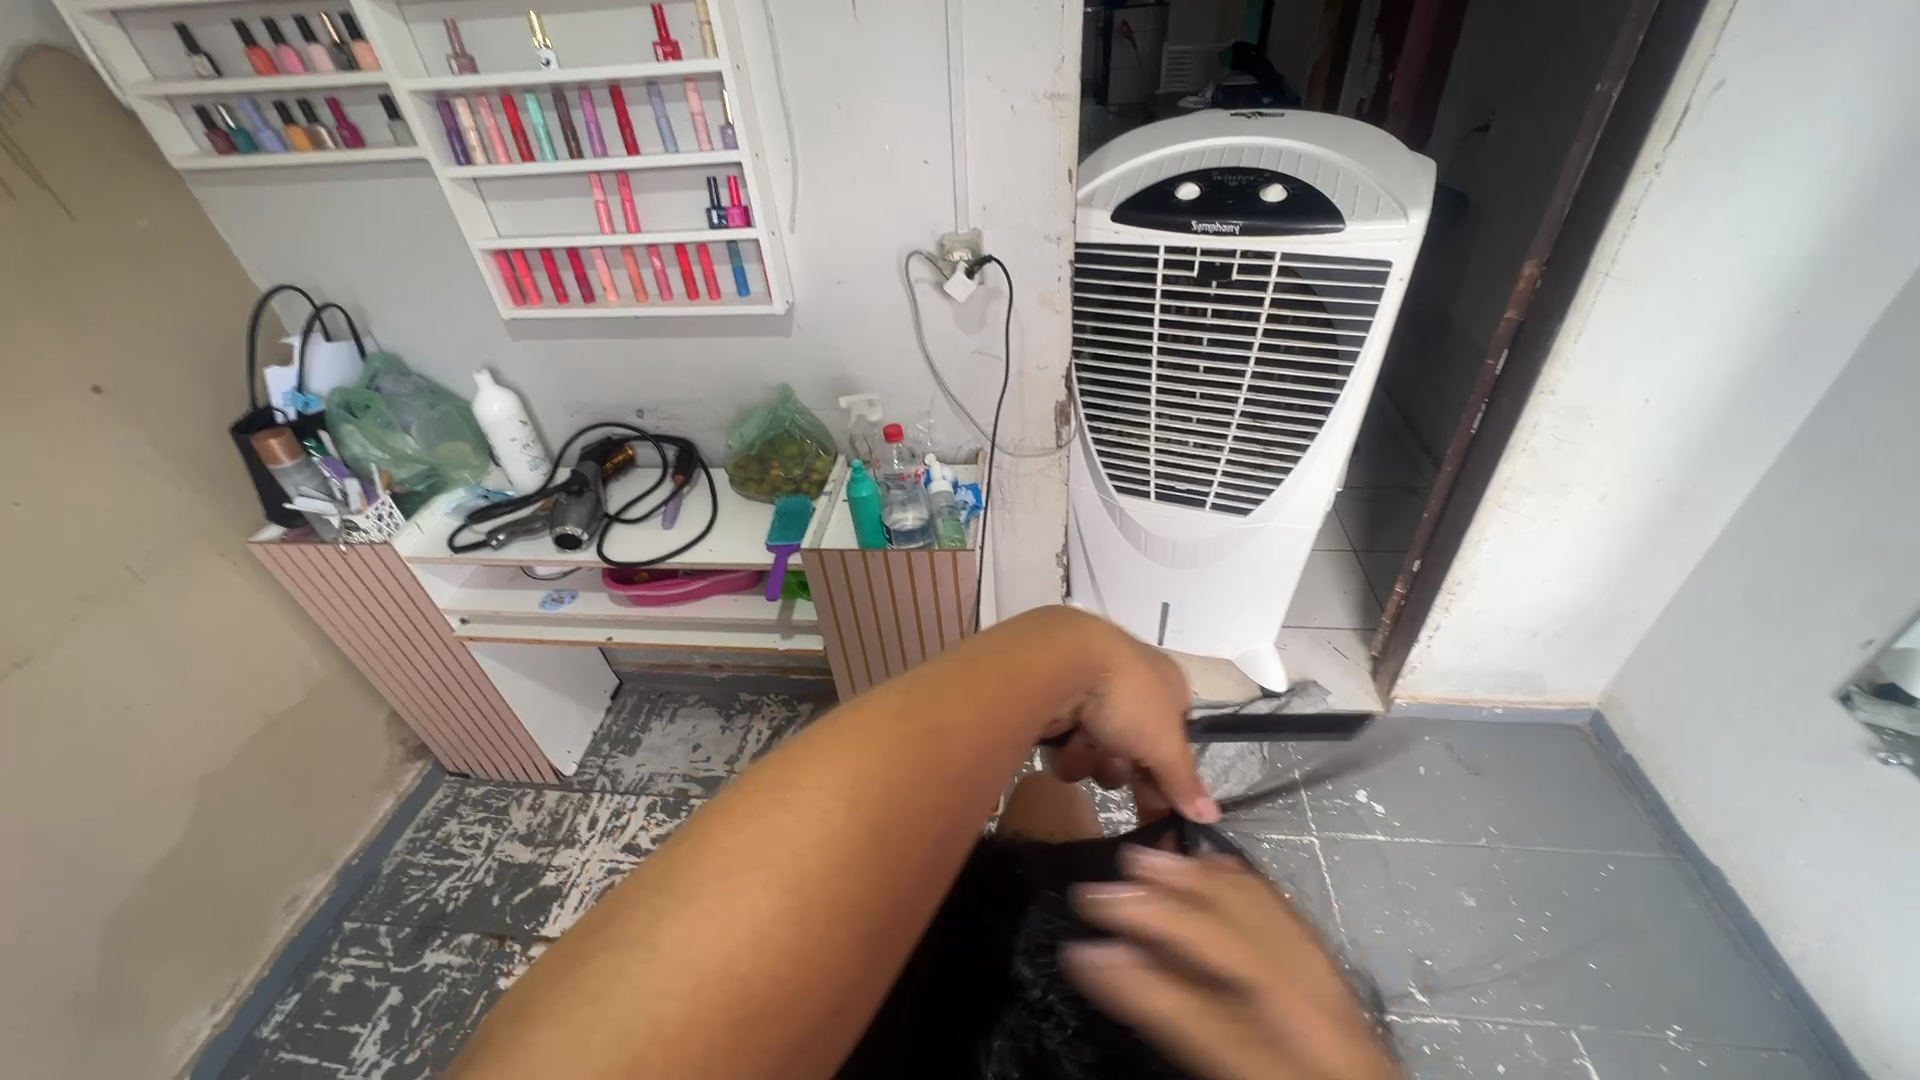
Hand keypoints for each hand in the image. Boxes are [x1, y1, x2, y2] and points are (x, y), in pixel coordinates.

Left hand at [1033, 609, 1216, 823]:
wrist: (1059, 662)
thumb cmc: (1127, 696)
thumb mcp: (1164, 744)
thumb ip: (1184, 782)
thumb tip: (1212, 816)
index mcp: (1167, 684)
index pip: (1176, 738)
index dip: (1169, 773)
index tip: (1164, 808)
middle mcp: (1131, 686)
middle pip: (1135, 748)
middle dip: (1126, 769)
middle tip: (1121, 790)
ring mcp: (1092, 692)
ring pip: (1098, 749)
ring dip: (1093, 759)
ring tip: (1086, 749)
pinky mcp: (1058, 700)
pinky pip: (1067, 741)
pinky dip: (1067, 747)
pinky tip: (1063, 741)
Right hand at [1064, 846, 1396, 1079]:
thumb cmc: (1278, 1073)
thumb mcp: (1228, 1069)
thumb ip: (1178, 1025)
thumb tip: (1112, 969)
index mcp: (1278, 1069)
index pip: (1202, 1022)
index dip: (1136, 985)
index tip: (1079, 953)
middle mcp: (1315, 1026)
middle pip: (1233, 951)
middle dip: (1158, 912)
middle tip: (1095, 895)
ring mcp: (1332, 993)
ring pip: (1260, 918)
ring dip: (1192, 882)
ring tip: (1139, 861)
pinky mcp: (1333, 970)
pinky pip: (1284, 910)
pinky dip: (1236, 880)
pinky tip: (1205, 864)